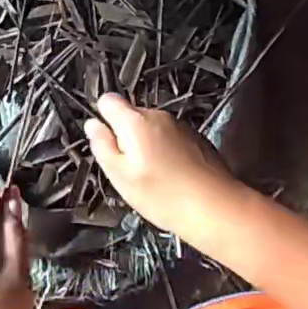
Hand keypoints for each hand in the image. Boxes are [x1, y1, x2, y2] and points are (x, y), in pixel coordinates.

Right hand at [84, 92, 242, 236]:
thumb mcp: (119, 174)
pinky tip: (169, 178)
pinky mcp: (195, 139)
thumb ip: (101, 145)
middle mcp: (158, 117)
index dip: (102, 118)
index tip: (105, 140)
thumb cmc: (164, 195)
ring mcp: (179, 126)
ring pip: (150, 129)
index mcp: (134, 121)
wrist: (215, 208)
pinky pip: (169, 139)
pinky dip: (165, 153)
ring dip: (146, 147)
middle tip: (128, 169)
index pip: (107, 100)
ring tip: (151, 177)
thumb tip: (92, 125)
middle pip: (130, 116)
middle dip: (125, 137)